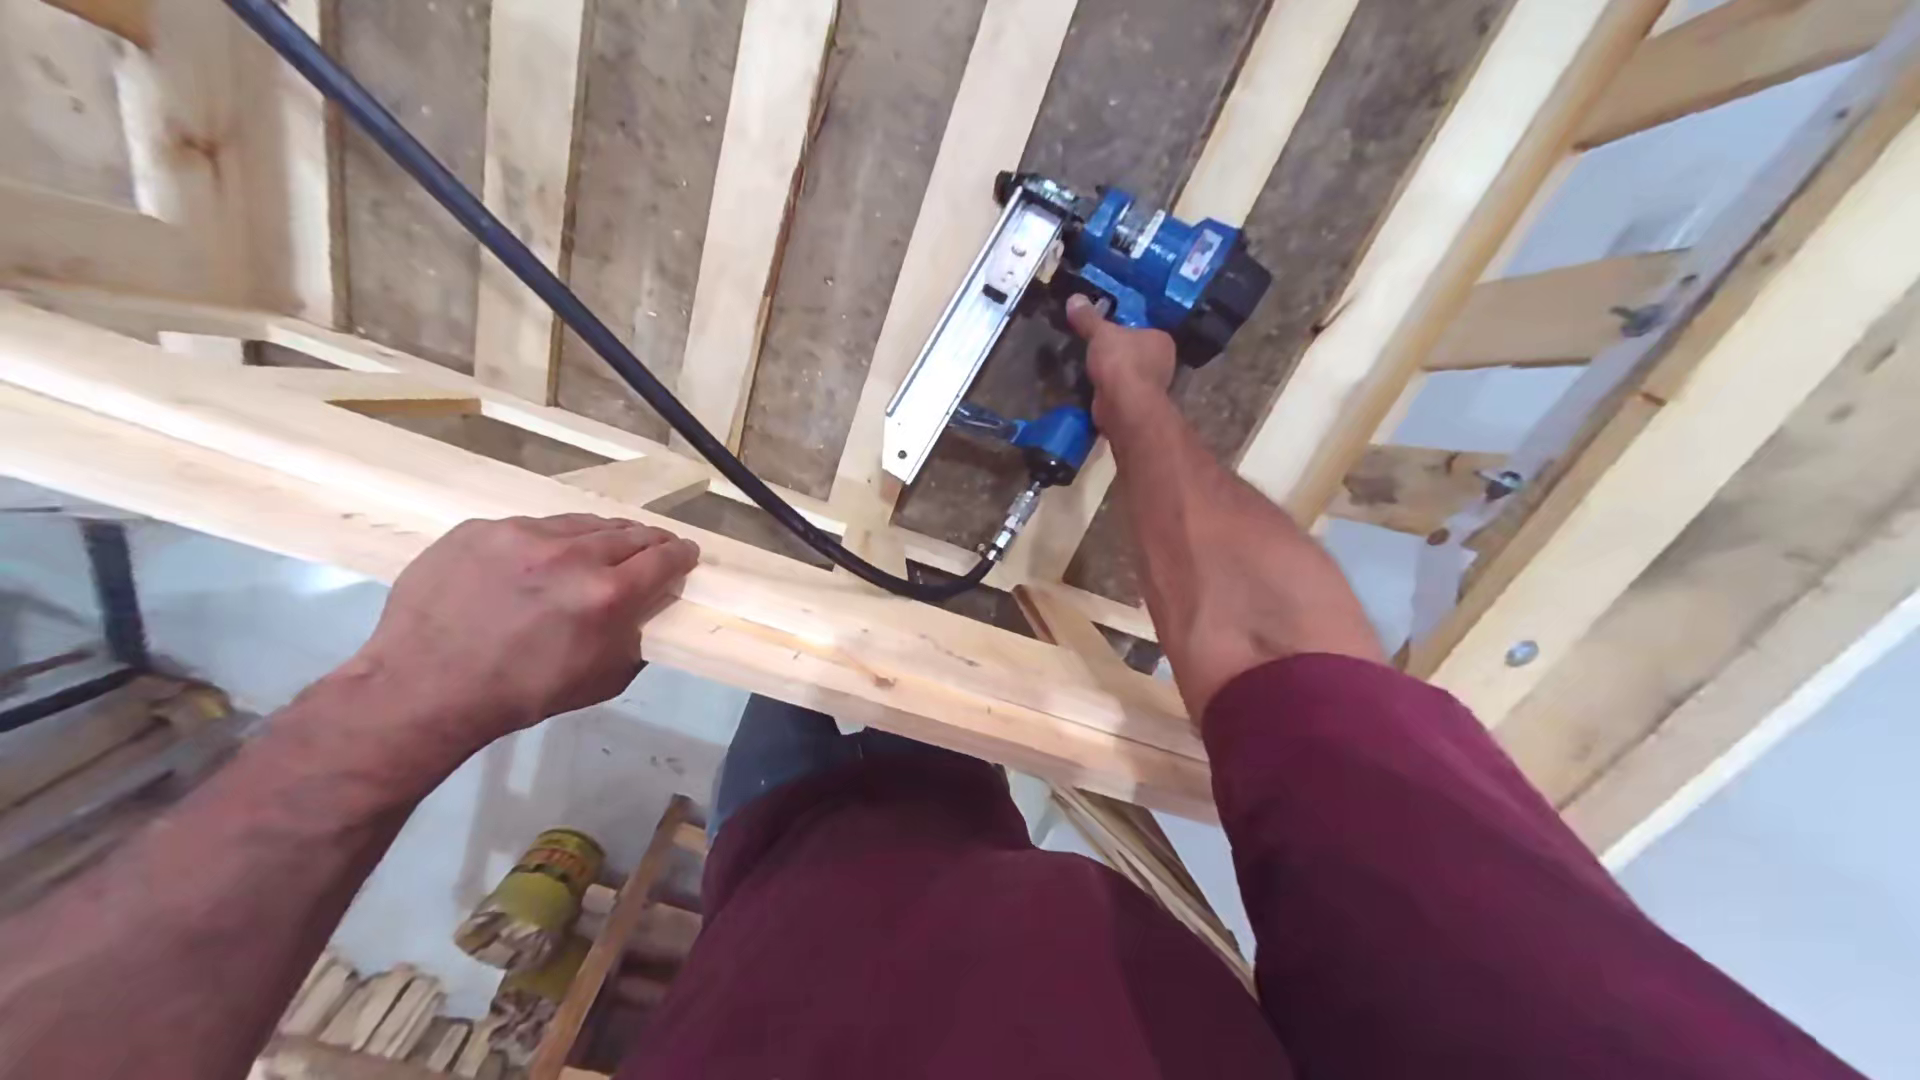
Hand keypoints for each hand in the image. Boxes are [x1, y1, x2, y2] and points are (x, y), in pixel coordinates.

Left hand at [323, 515, 699, 767]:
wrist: (423, 688)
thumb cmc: (524, 693)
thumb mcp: (605, 677)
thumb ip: (637, 634)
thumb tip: (650, 607)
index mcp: (607, 594)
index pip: (665, 558)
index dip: (683, 554)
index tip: (687, 554)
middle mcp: (571, 554)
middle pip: (632, 532)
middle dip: (650, 541)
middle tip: (653, 549)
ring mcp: (522, 535)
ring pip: (585, 522)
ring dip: (604, 535)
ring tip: (603, 548)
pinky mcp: (482, 529)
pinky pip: (535, 526)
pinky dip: (552, 540)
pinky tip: (542, 560)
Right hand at [1066, 292, 1176, 430]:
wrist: (1123, 405)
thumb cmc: (1120, 361)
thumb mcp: (1100, 333)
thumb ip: (1087, 317)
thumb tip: (1073, 298)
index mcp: (1162, 339)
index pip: (1144, 329)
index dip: (1125, 328)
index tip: (1106, 329)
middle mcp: (1162, 362)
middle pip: (1136, 352)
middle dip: (1118, 352)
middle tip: (1095, 346)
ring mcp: (1151, 386)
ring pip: (1128, 373)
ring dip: (1113, 372)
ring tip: (1091, 366)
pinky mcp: (1137, 405)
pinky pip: (1120, 391)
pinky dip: (1109, 389)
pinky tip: (1094, 386)